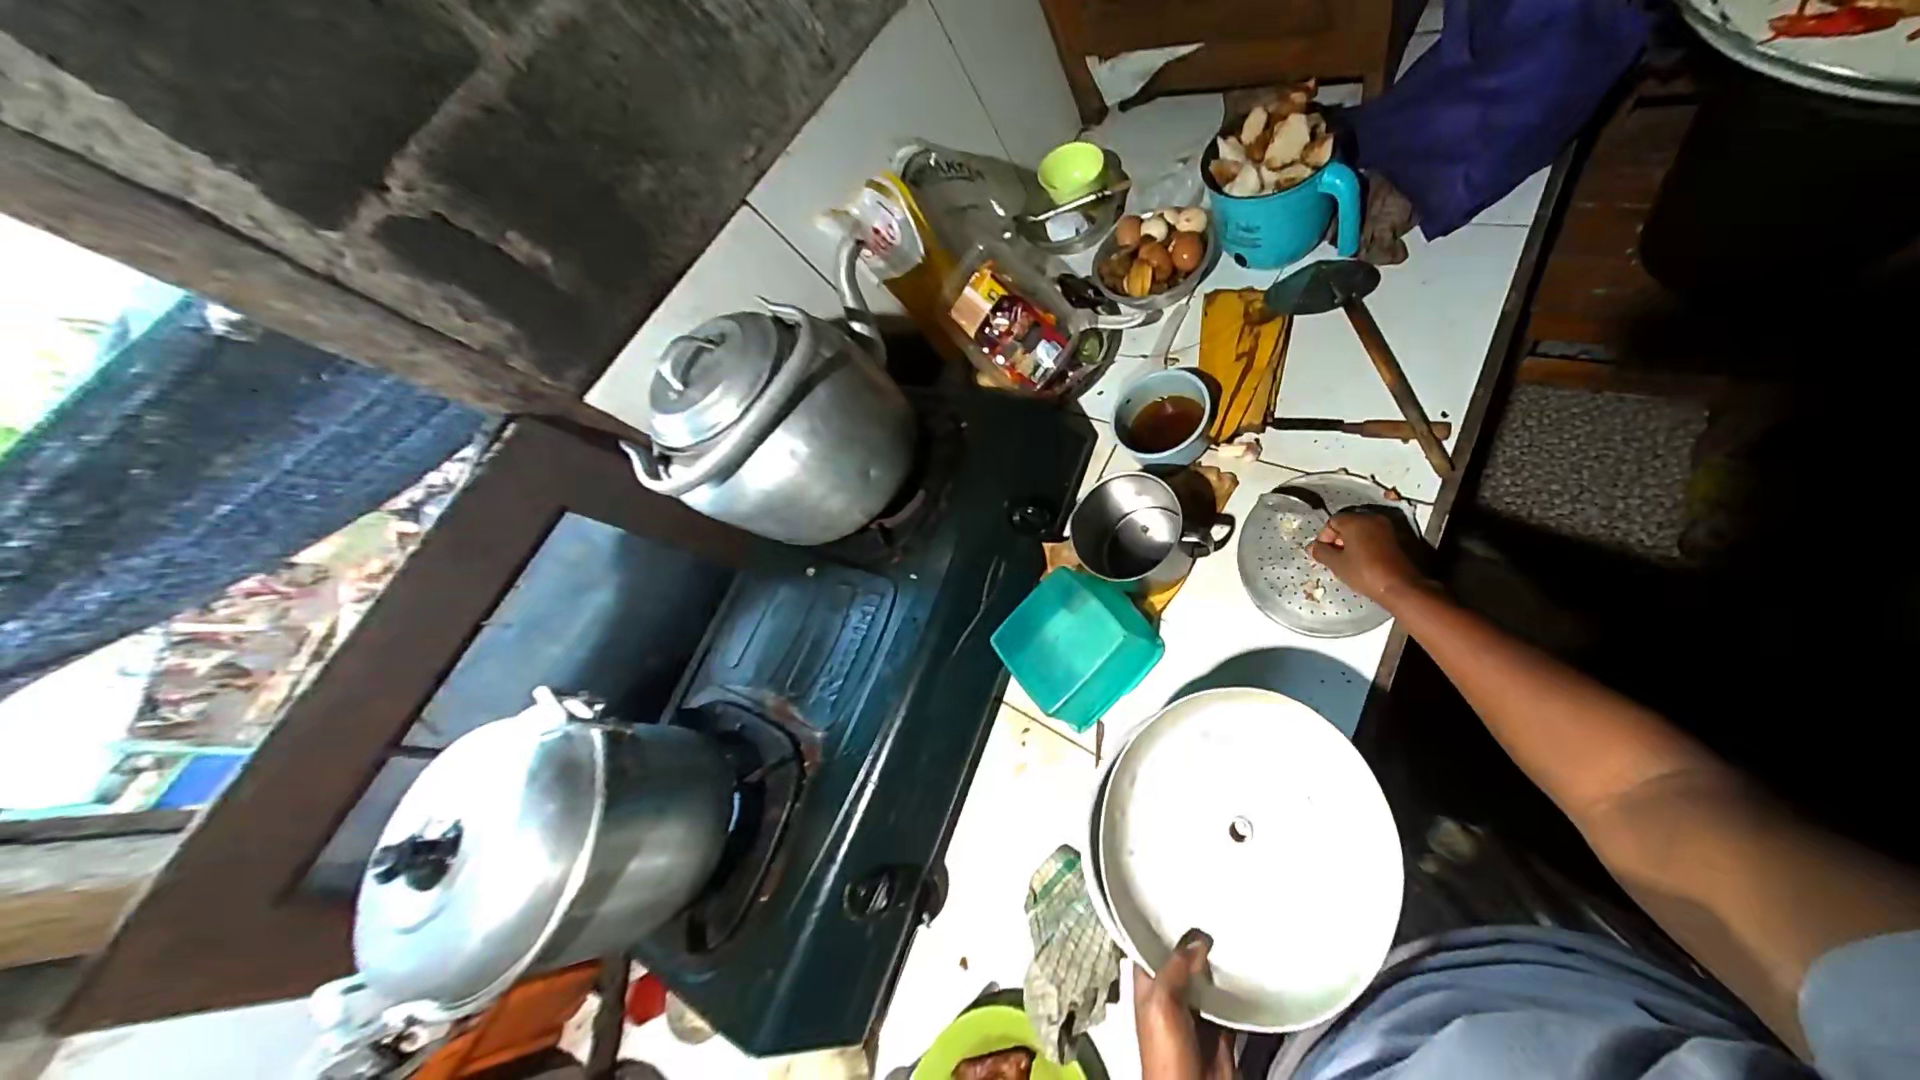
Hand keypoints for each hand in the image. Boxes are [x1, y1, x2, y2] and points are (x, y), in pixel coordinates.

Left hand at [1133, 929, 1233, 1079]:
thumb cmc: (1166, 1053)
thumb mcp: (1161, 1003)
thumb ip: (1175, 968)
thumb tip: (1197, 938)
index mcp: (1148, 985)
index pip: (1151, 946)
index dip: (1162, 927)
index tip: (1178, 904)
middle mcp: (1170, 993)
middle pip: (1183, 961)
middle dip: (1196, 943)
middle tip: (1213, 914)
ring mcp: (1195, 1011)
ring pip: (1207, 980)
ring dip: (1218, 965)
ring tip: (1232, 932)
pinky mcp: (1220, 1029)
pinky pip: (1230, 1004)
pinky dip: (1237, 992)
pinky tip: (1246, 970)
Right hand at [1309, 511, 1432, 606]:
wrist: (1399, 586)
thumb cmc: (1364, 572)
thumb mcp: (1336, 564)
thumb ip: (1321, 552)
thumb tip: (1312, 547)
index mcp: (1355, 521)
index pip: (1332, 521)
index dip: (1324, 536)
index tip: (1323, 552)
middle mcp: (1372, 519)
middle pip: (1347, 523)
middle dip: (1337, 538)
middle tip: (1334, 557)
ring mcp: (1386, 528)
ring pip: (1360, 530)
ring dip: (1351, 542)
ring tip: (1347, 560)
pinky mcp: (1395, 538)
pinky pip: (1372, 536)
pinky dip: (1364, 545)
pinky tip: (1362, 560)